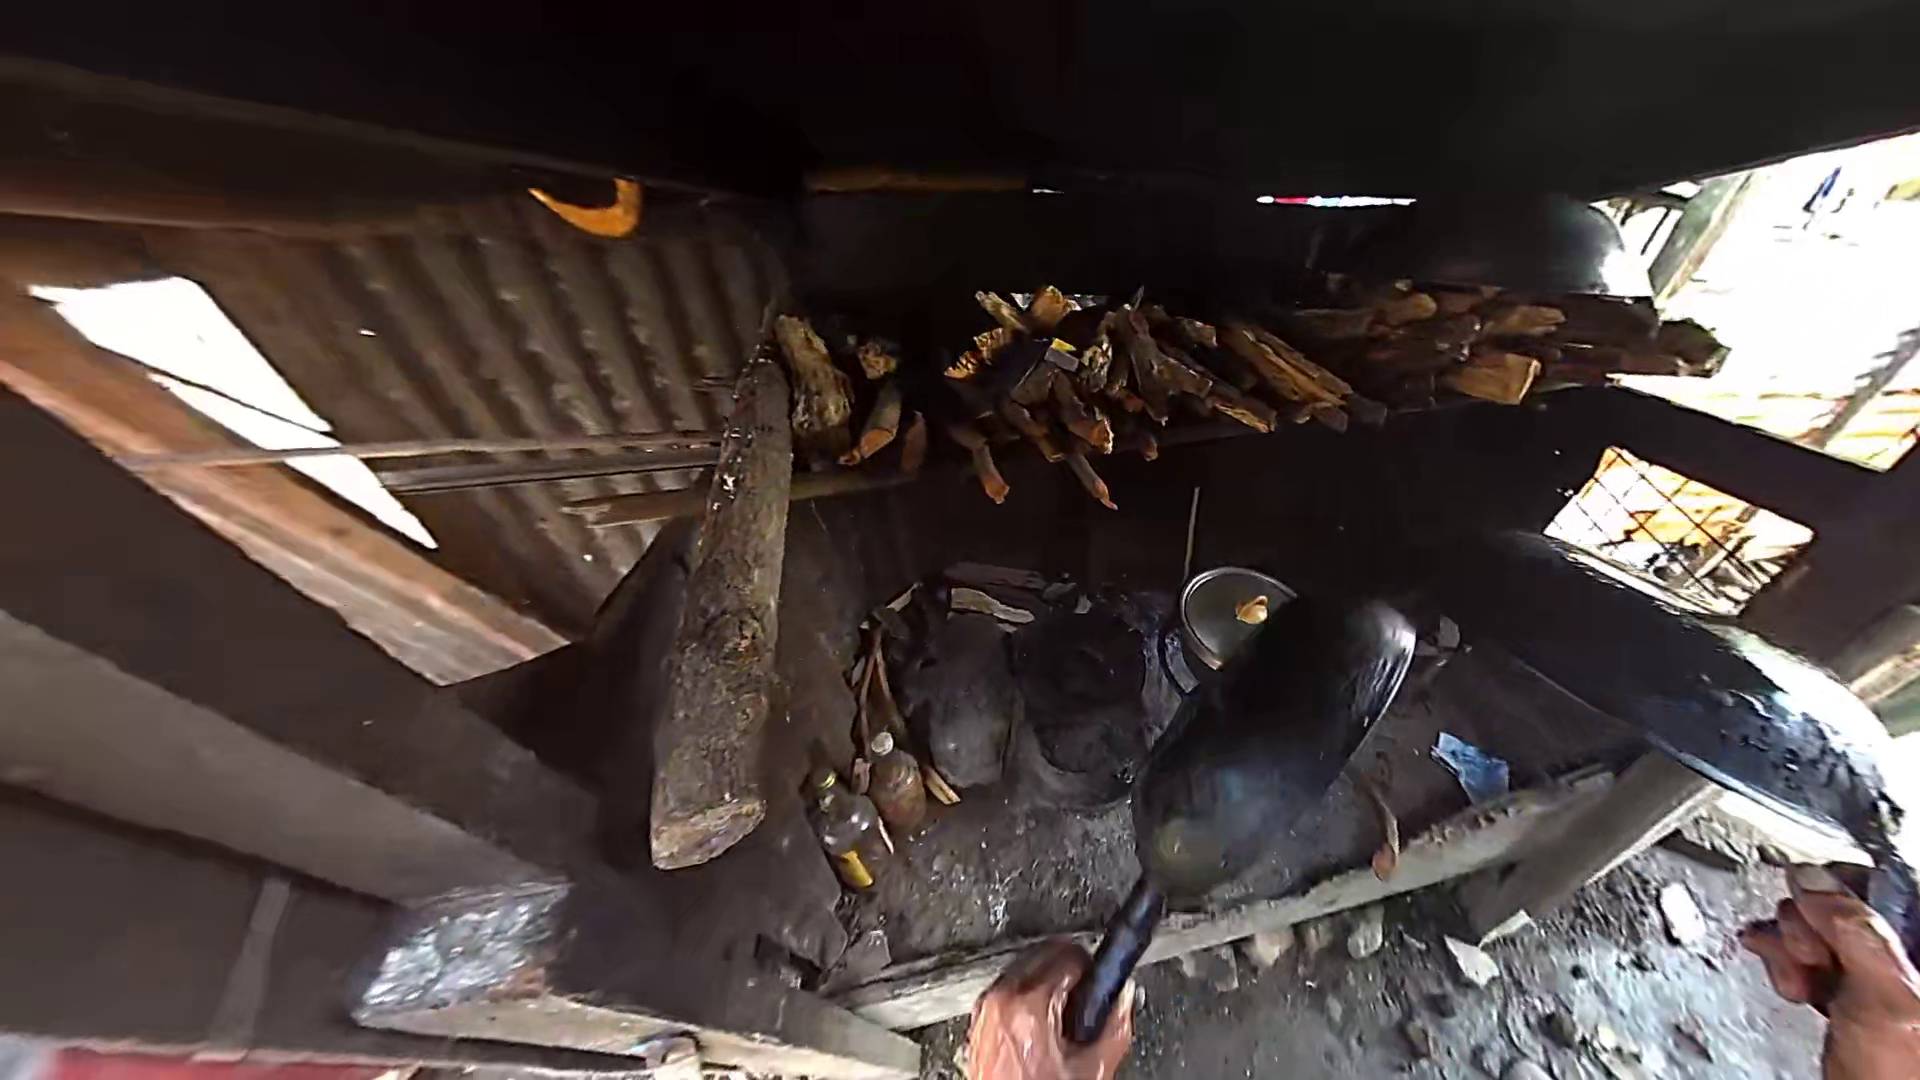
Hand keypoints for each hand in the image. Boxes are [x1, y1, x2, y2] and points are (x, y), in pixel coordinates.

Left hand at [967, 942, 1133, 1079]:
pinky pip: (1009, 982)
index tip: (1100, 978)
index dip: (1091, 966)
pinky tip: (1043, 1015)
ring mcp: (987, 1004)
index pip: (1068, 956)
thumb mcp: (1090, 1072)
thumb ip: (1114, 1030)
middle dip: (1070, 967)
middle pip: (1044, 952)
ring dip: (1048, 974)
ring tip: (1067, 1009)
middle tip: (1088, 993)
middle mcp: (1002, 997)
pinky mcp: (981, 1014)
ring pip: (1026, 963)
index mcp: (1029, 1007)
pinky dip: (1028, 988)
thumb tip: (1123, 995)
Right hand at [1741, 865, 1919, 1079]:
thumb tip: (1812, 877)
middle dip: (1807, 926)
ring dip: (1789, 945)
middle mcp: (1919, 966)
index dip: (1847, 887)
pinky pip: (1810, 949)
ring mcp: (1895, 982)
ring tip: (1796, 978)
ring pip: (1821, 927)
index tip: (1816, 906)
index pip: (1896, 888)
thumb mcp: (1885, 1006)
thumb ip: (1853, 935)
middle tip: (1812, 959)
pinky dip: (1784, 958)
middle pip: (1850, 907)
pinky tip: (1789, 980)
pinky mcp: (1861, 992)